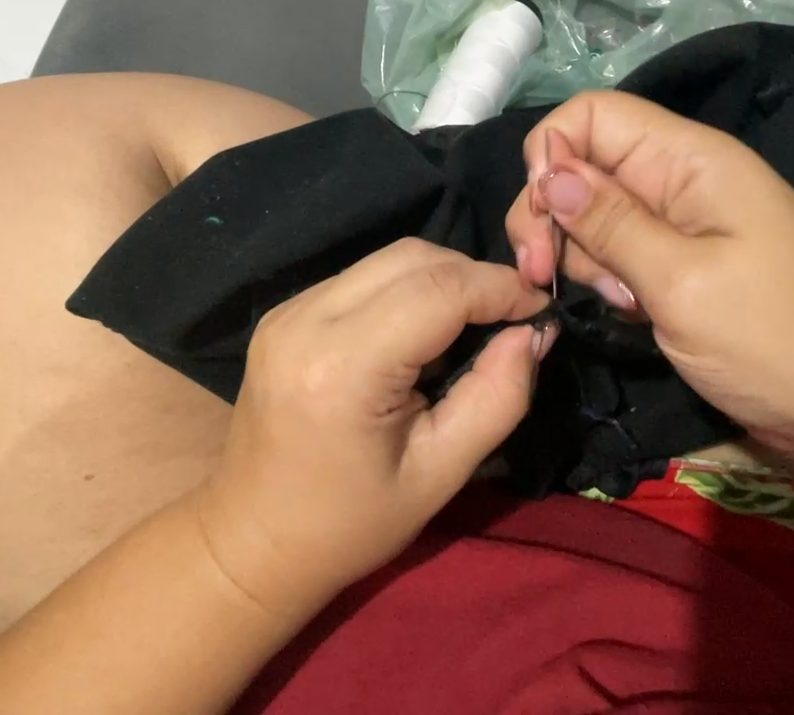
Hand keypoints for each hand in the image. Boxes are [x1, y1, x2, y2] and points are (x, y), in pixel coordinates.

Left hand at [196, 238, 555, 618]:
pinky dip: (403, 289)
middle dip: (472, 276)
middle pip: (411, 257)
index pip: (439, 290)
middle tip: (510, 318)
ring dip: (439, 279)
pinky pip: (359, 277)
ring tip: (470, 326)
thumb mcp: (439, 474)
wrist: (252, 536)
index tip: (540, 309)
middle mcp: (306, 320)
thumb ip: (496, 397)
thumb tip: (534, 332)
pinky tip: (419, 333)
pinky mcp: (282, 312)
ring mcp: (287, 311)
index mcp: (342, 366)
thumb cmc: (350, 523)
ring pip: (385, 260)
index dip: (500, 287)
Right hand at [505, 91, 793, 457]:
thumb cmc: (782, 341)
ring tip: (621, 305)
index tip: (540, 219)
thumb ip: (610, 223)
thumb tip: (547, 174)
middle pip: (581, 166)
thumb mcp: (684, 282)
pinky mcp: (678, 267)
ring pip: (591, 215)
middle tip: (540, 274)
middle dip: (550, 215)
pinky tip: (631, 315)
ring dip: (581, 258)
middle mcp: (679, 180)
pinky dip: (608, 282)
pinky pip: (618, 255)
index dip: (551, 154)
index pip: (590, 115)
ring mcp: (679, 226)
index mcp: (690, 159)